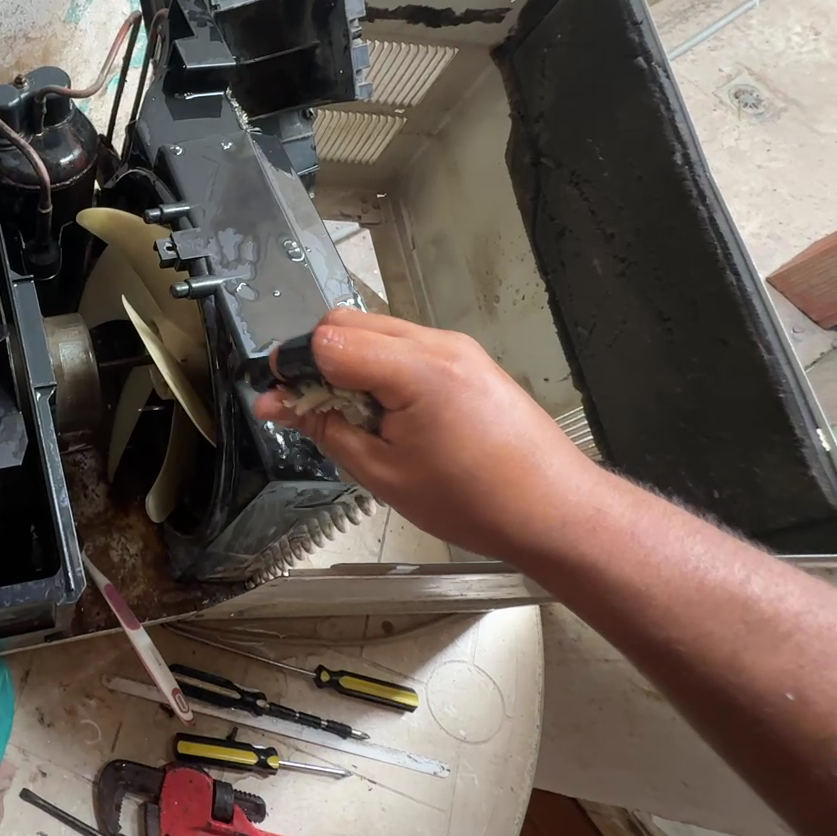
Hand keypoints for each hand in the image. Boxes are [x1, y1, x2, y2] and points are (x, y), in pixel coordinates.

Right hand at [254, 308, 604, 560]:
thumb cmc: (474, 501)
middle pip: (345, 322)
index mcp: (417, 370)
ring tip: (348, 415)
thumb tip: (277, 403)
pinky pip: (399, 345)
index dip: (295, 367)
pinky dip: (373, 367)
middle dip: (314, 359)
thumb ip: (323, 427)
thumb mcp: (380, 472)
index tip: (280, 398)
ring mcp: (455, 348)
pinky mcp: (464, 360)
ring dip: (344, 363)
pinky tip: (379, 410)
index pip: (328, 340)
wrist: (559, 513)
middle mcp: (437, 344)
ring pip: (371, 329)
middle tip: (308, 406)